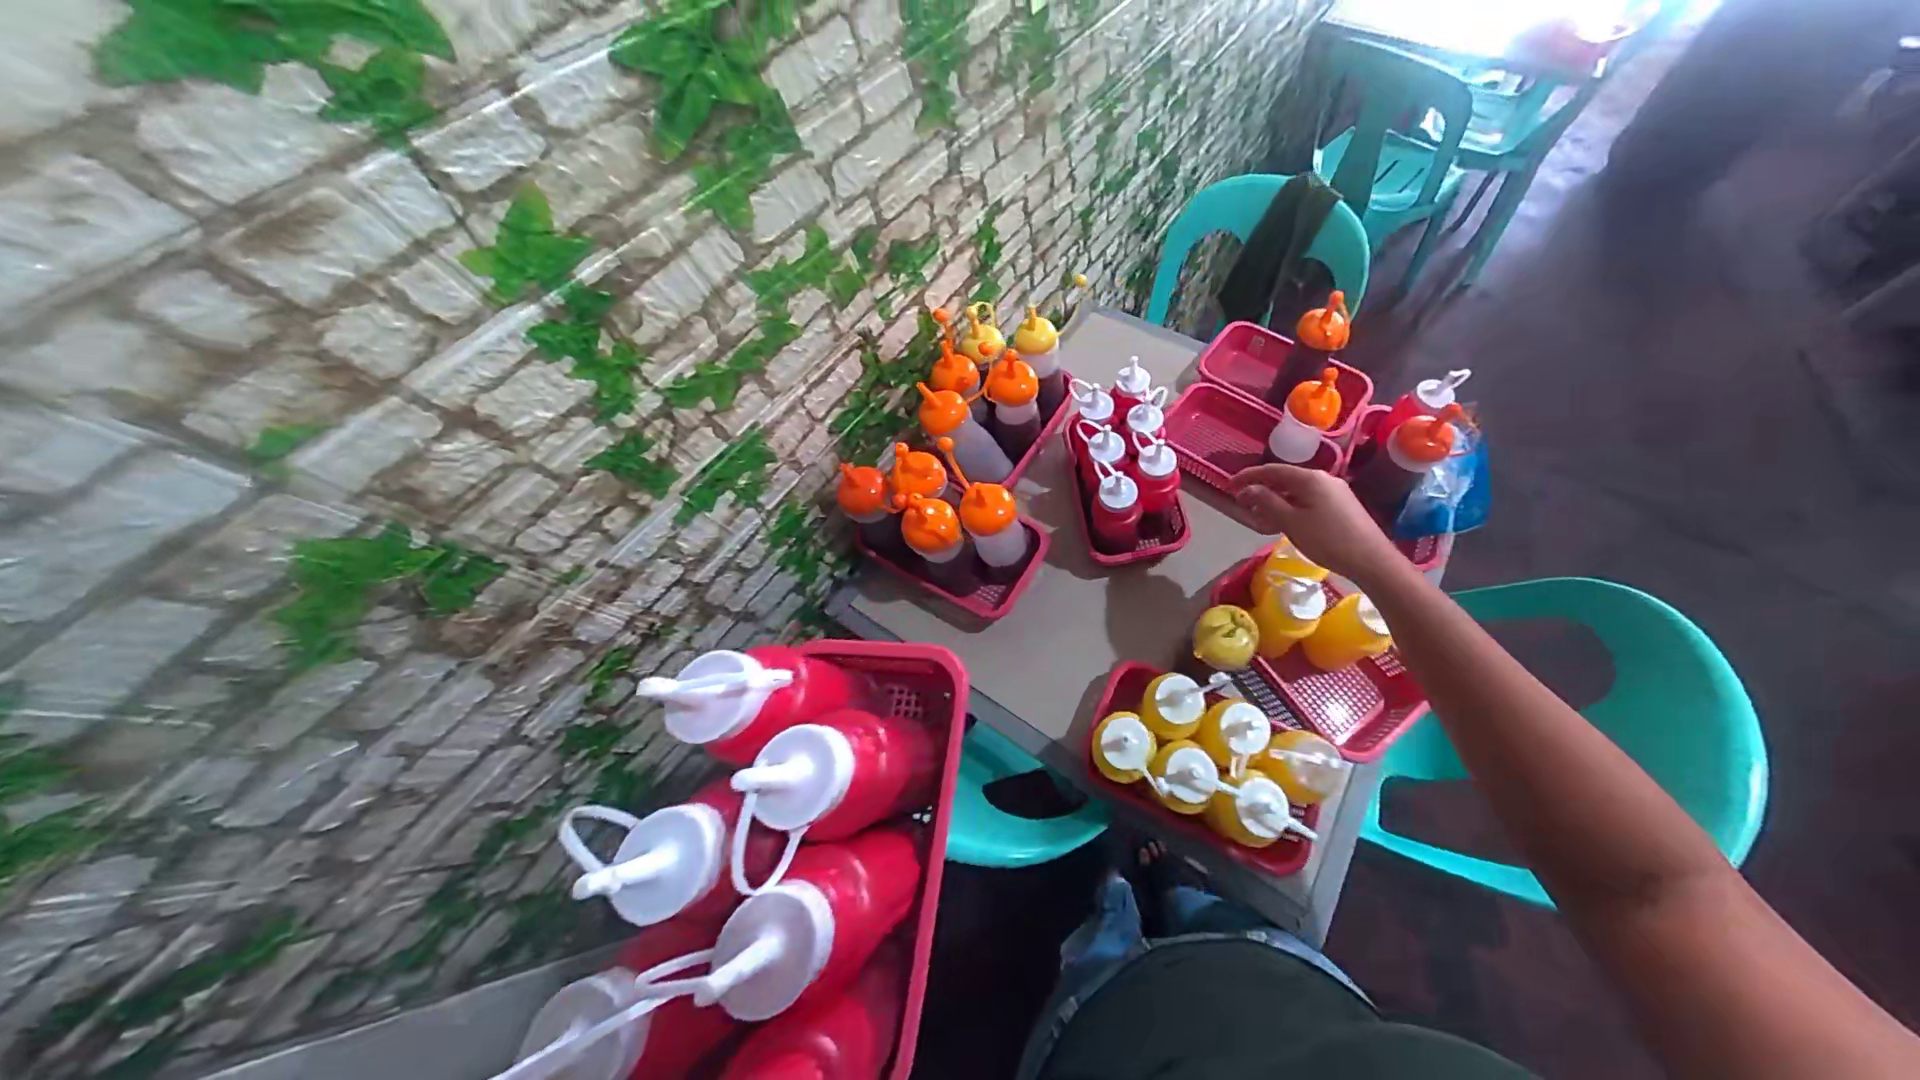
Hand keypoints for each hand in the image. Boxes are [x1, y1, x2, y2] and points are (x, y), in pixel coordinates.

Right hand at [1230, 464, 1407, 587]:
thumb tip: (1248, 489)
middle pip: (1283, 479)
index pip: (1271, 470)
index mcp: (1309, 479)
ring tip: (1260, 520)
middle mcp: (1322, 479)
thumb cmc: (1328, 540)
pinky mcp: (1340, 505)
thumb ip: (1267, 502)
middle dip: (1261, 491)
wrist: (1372, 560)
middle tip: (1242, 506)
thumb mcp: (1291, 522)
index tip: (1229, 487)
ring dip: (1274, 502)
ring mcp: (1333, 491)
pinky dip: (1290, 508)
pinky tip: (1284, 524)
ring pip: (1295, 492)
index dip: (1248, 477)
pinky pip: (1307, 500)